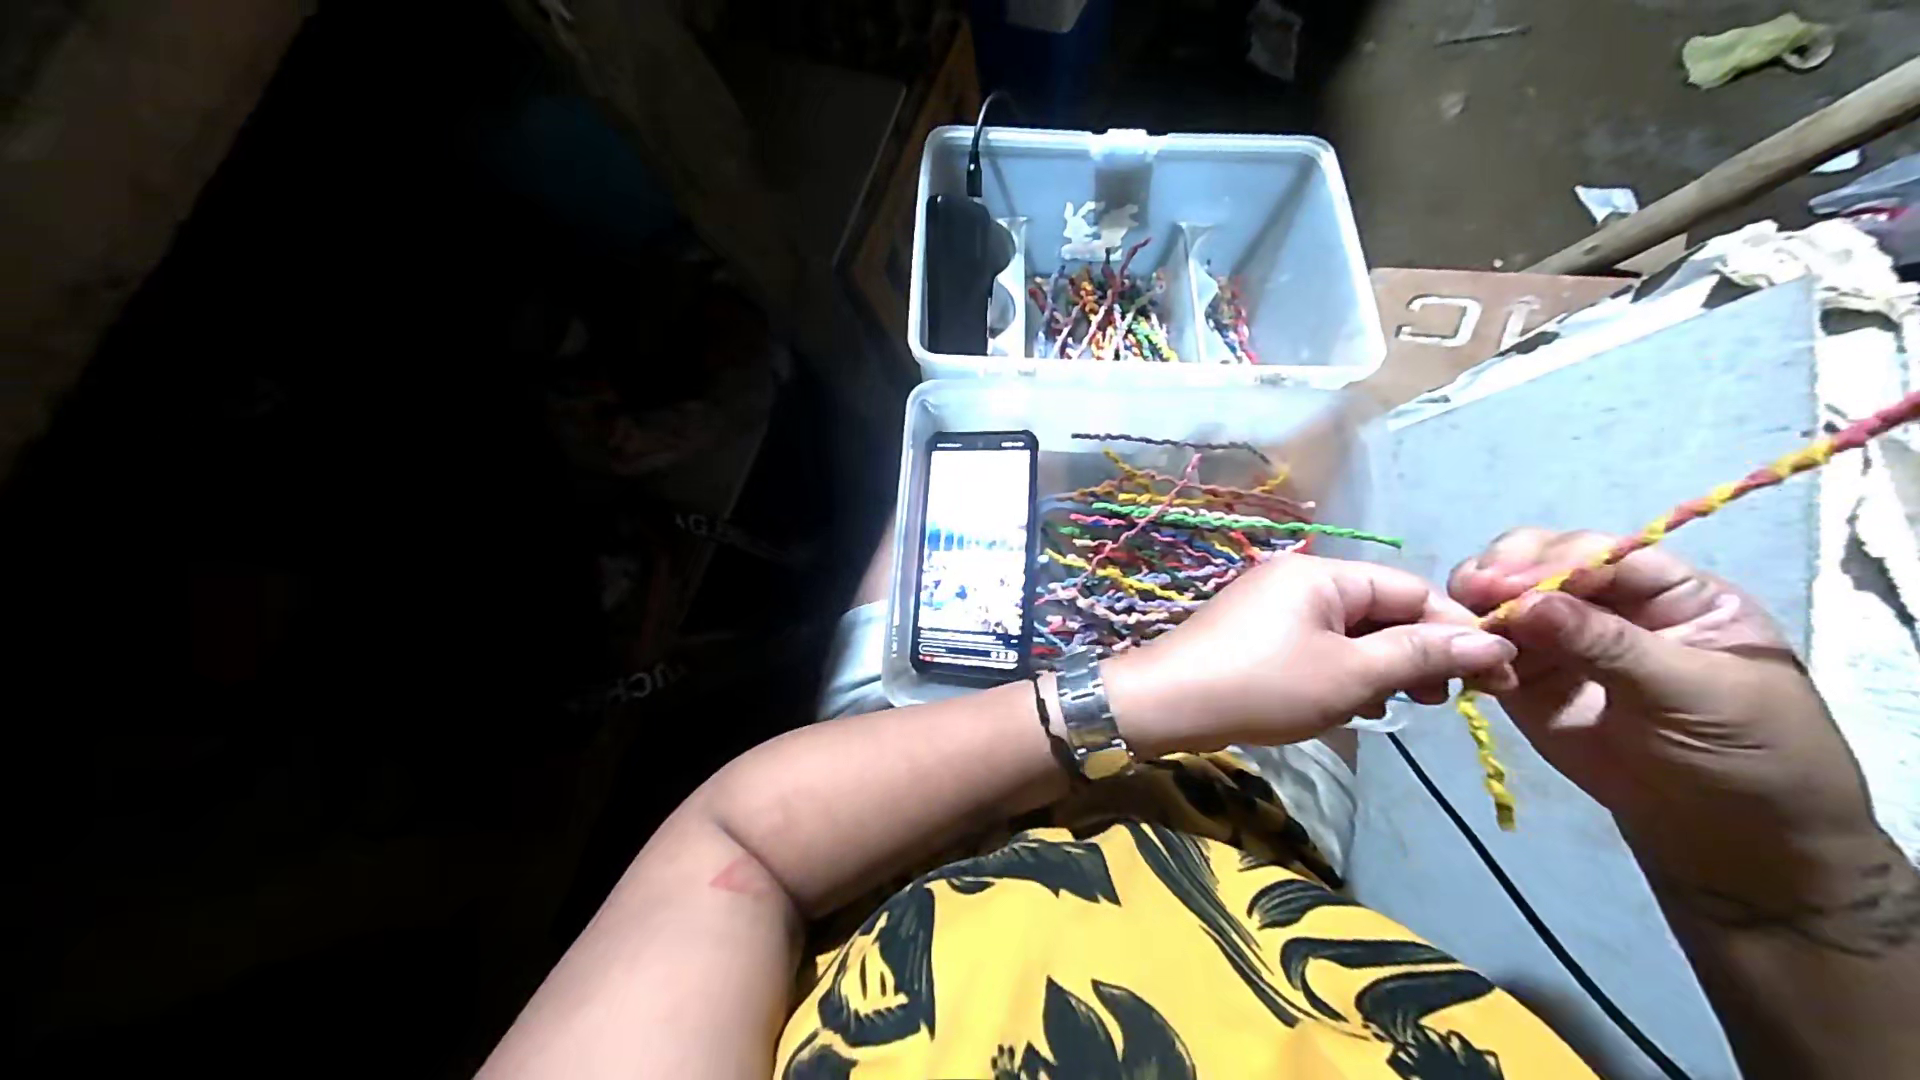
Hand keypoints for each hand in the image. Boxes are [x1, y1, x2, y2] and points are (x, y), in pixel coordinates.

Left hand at [1103, 553, 1517, 756]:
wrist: (1167, 704)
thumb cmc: (1264, 685)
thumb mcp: (1352, 674)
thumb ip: (1420, 654)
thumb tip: (1489, 641)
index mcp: (1321, 574)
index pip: (1410, 590)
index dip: (1455, 631)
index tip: (1492, 680)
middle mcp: (1296, 579)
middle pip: (1378, 609)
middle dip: (1414, 653)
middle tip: (1436, 701)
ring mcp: (1270, 606)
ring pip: (1347, 632)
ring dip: (1377, 668)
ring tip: (1389, 706)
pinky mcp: (1254, 634)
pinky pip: (1314, 645)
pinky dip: (1339, 671)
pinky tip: (1347, 705)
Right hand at [1448, 529, 1884, 904]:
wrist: (1726, 841)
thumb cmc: (1748, 757)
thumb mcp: (1694, 694)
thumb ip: (1608, 645)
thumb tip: (1525, 604)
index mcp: (1668, 592)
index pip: (1600, 554)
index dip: (1551, 561)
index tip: (1505, 585)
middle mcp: (1605, 604)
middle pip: (1537, 562)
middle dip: (1500, 572)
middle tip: (1472, 596)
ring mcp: (1558, 638)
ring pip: (1498, 599)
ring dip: (1472, 606)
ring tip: (1461, 629)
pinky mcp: (1523, 674)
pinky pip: (1482, 646)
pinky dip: (1465, 648)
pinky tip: (1469, 667)